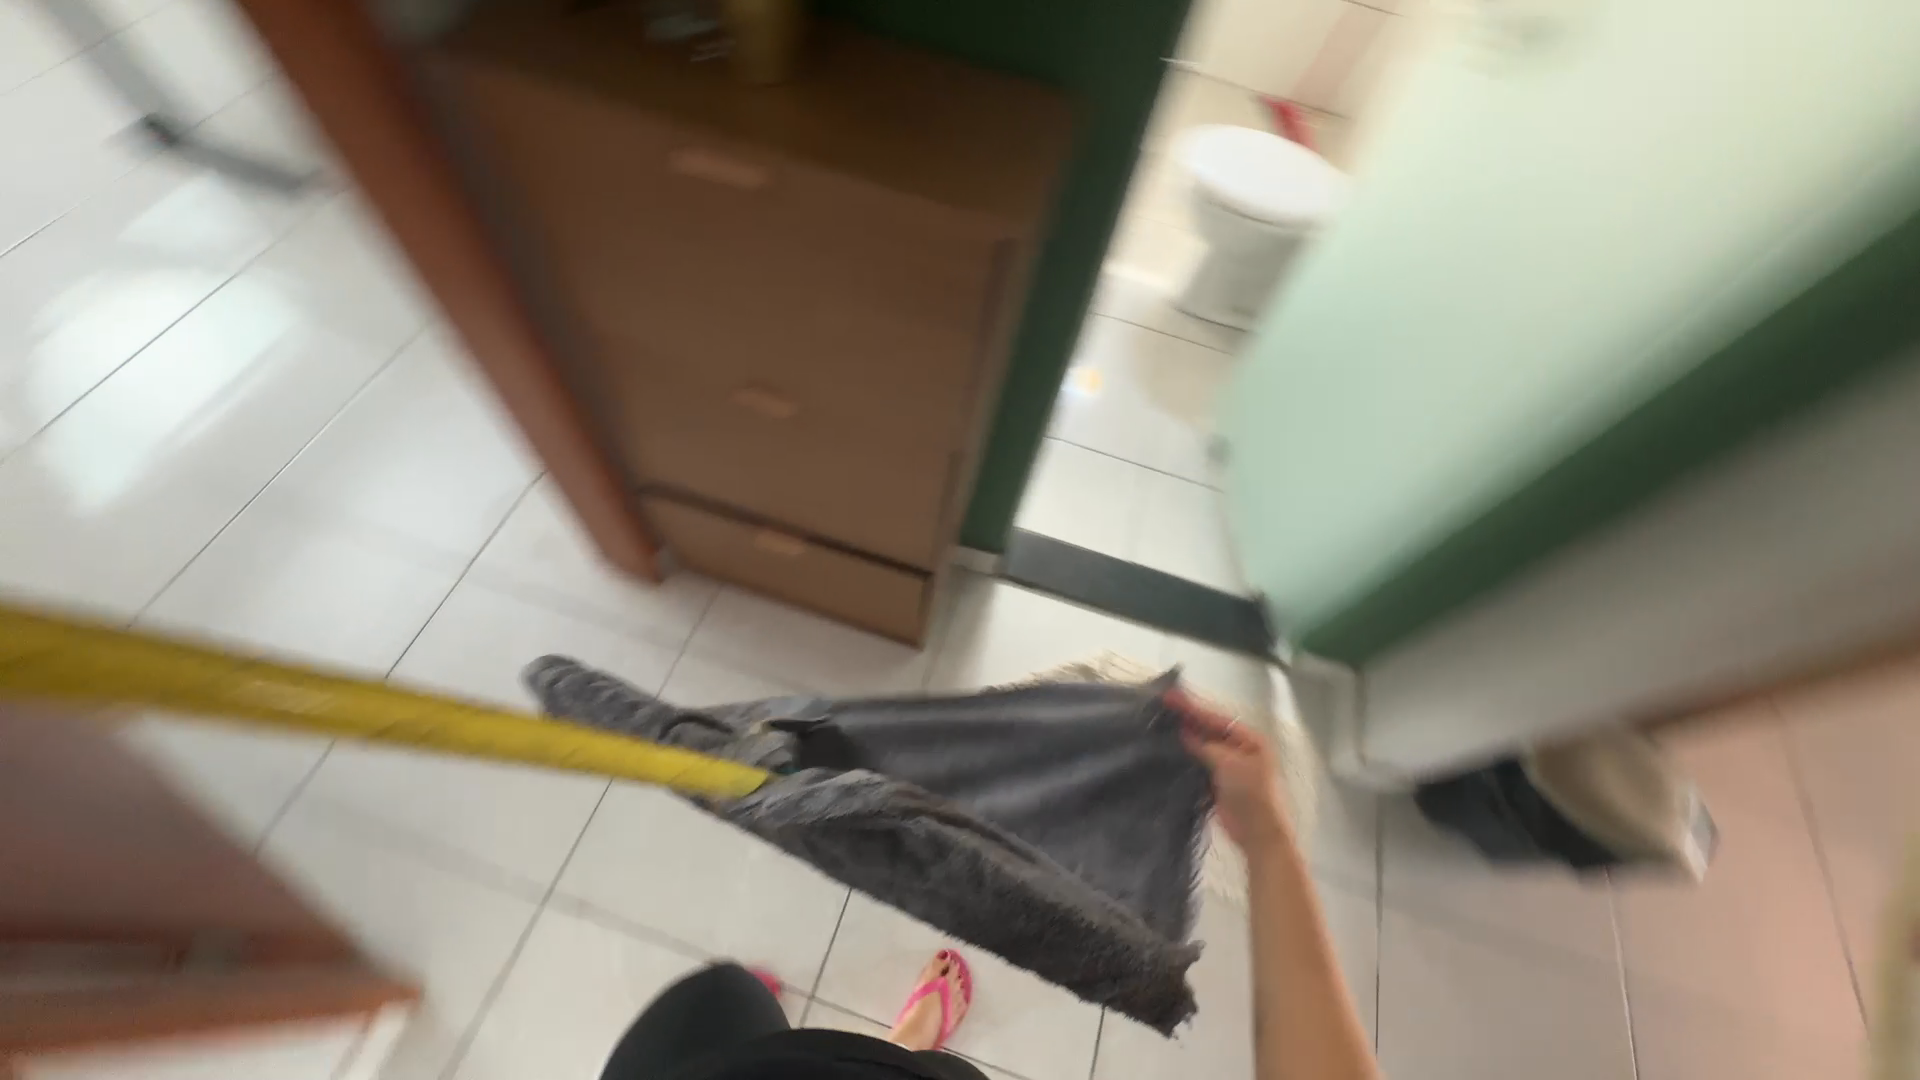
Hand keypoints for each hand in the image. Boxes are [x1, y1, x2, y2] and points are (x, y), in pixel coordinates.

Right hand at [1171, 688, 1294, 852]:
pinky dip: (1185, 755)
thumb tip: (1183, 732)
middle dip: (1187, 718)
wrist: (1259, 834)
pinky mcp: (1218, 780)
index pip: (1216, 718)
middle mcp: (1239, 748)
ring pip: (1202, 744)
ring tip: (1160, 722)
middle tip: (1162, 705)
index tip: (1170, 696)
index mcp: (1249, 739)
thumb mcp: (1229, 764)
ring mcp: (1228, 765)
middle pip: (1209, 728)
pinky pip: (1198, 761)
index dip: (1192, 707)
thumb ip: (1205, 746)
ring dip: (1184, 736)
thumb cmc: (1251, 794)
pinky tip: (1168, 747)